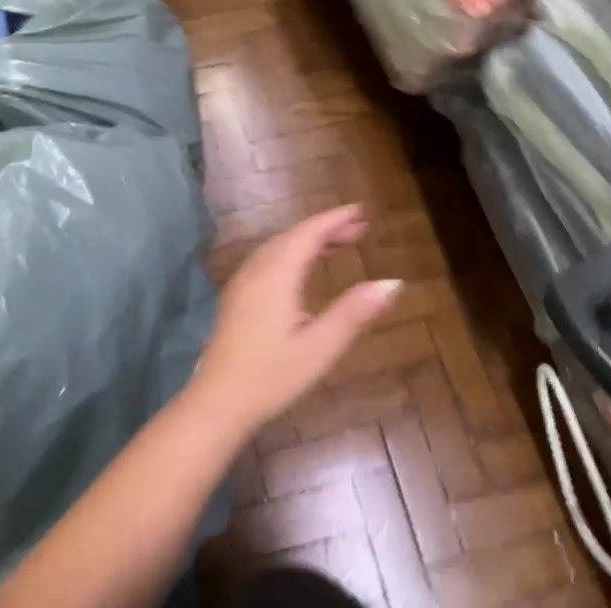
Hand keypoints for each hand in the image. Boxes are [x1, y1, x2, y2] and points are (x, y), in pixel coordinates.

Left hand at [186, 205, 401, 436]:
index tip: (360, 211)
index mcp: (276, 276)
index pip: (307, 234)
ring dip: (306, 240)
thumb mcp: (319, 348)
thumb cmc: (272, 376)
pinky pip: (266, 260)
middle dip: (324, 228)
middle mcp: (256, 271)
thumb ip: (353, 313)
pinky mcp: (236, 298)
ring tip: (336, 244)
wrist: (218, 400)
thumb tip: (391, 283)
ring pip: (276, 248)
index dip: (334, 220)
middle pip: (292, 237)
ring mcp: (242, 283)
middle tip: (357, 229)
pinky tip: (302, 270)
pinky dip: (290, 253)